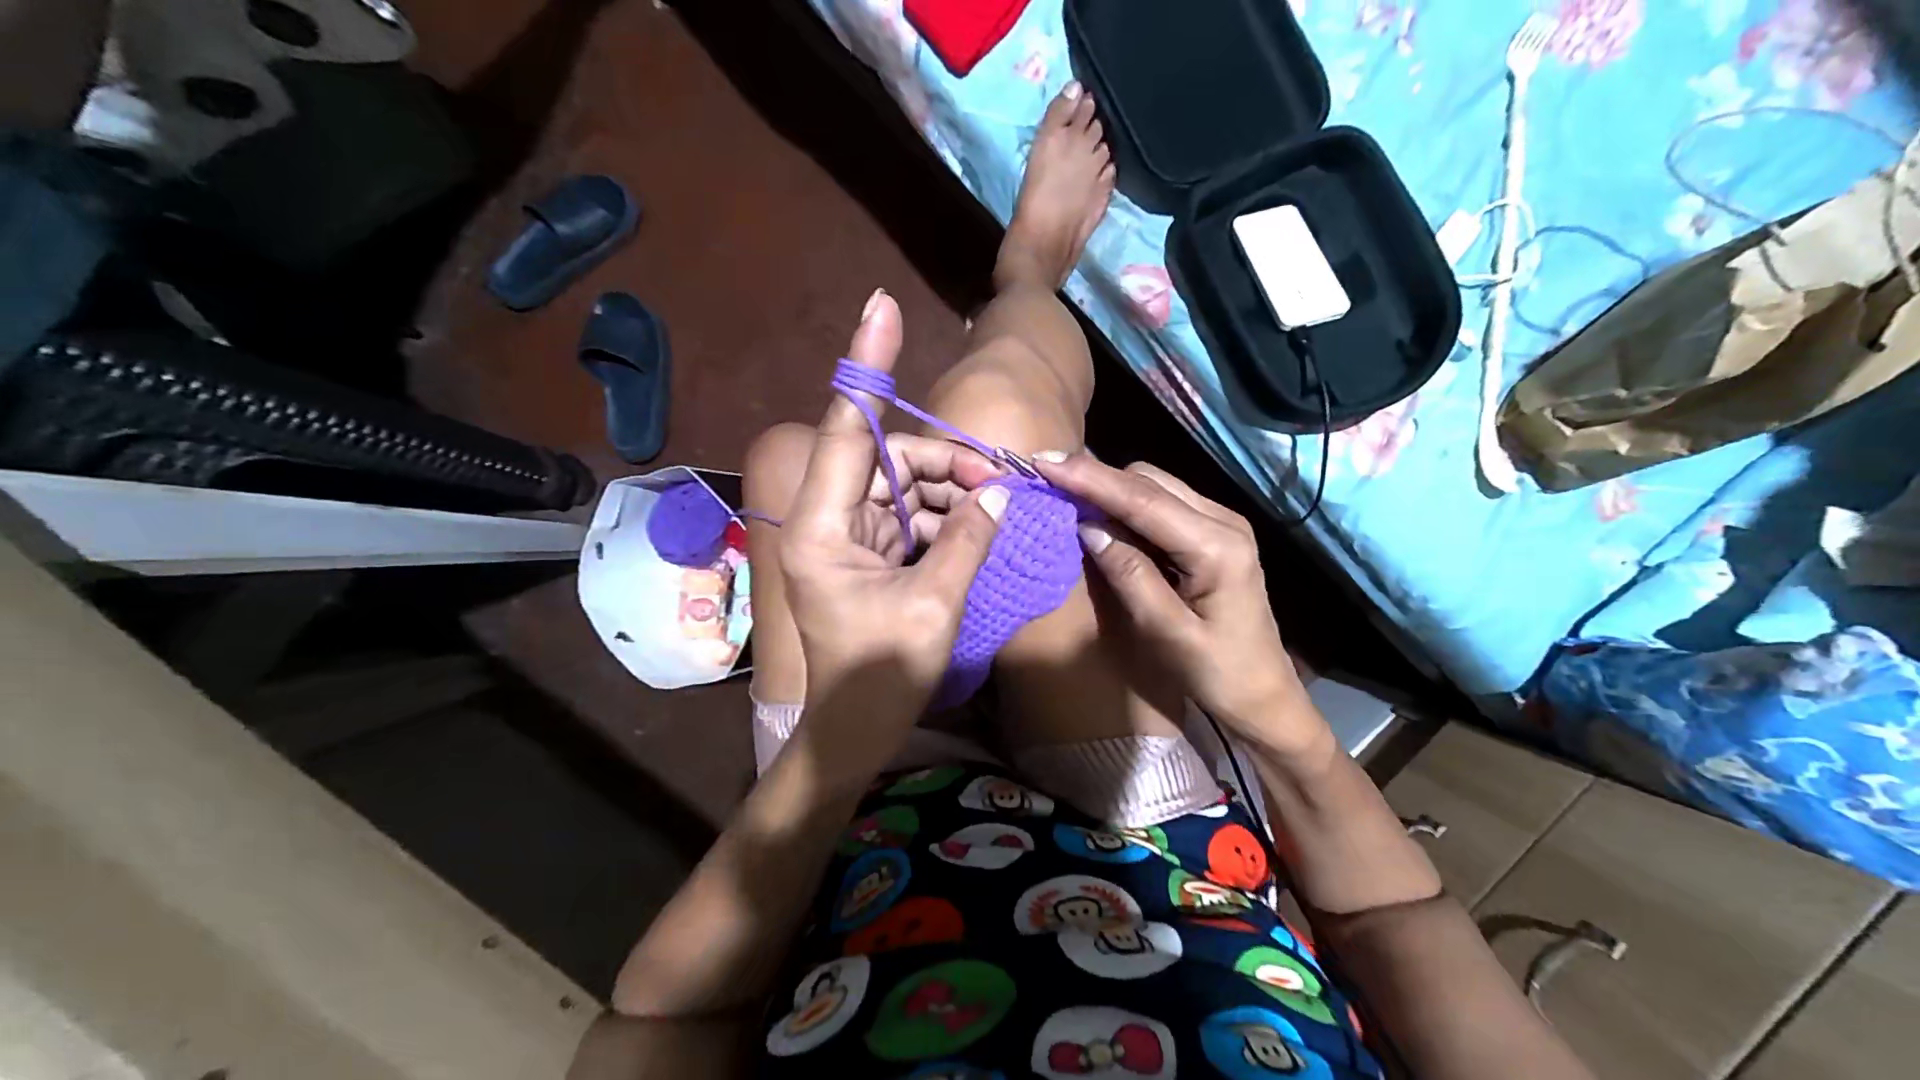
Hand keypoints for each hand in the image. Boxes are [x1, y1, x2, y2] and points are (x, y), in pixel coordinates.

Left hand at [780, 290, 1008, 734]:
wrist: (852, 732)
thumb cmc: (881, 680)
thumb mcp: (933, 608)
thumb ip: (967, 539)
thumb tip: (1000, 489)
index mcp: (823, 527)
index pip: (847, 428)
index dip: (866, 366)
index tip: (880, 307)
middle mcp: (827, 518)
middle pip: (888, 457)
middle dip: (943, 462)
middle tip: (996, 486)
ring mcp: (847, 534)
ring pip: (903, 484)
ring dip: (949, 491)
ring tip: (992, 511)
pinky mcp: (866, 551)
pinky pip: (908, 512)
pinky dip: (942, 515)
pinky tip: (974, 528)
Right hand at [1034, 453, 1326, 760]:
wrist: (1262, 693)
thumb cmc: (1216, 672)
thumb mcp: (1166, 632)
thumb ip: (1129, 575)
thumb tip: (1088, 526)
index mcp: (1216, 547)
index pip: (1142, 500)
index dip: (1091, 479)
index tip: (1045, 462)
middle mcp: (1223, 521)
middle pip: (1148, 480)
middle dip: (1096, 477)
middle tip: (1048, 481)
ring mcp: (1221, 523)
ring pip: (1154, 485)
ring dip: (1110, 488)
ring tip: (1066, 494)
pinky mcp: (1213, 532)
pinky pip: (1162, 502)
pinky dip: (1126, 504)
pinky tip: (1101, 515)